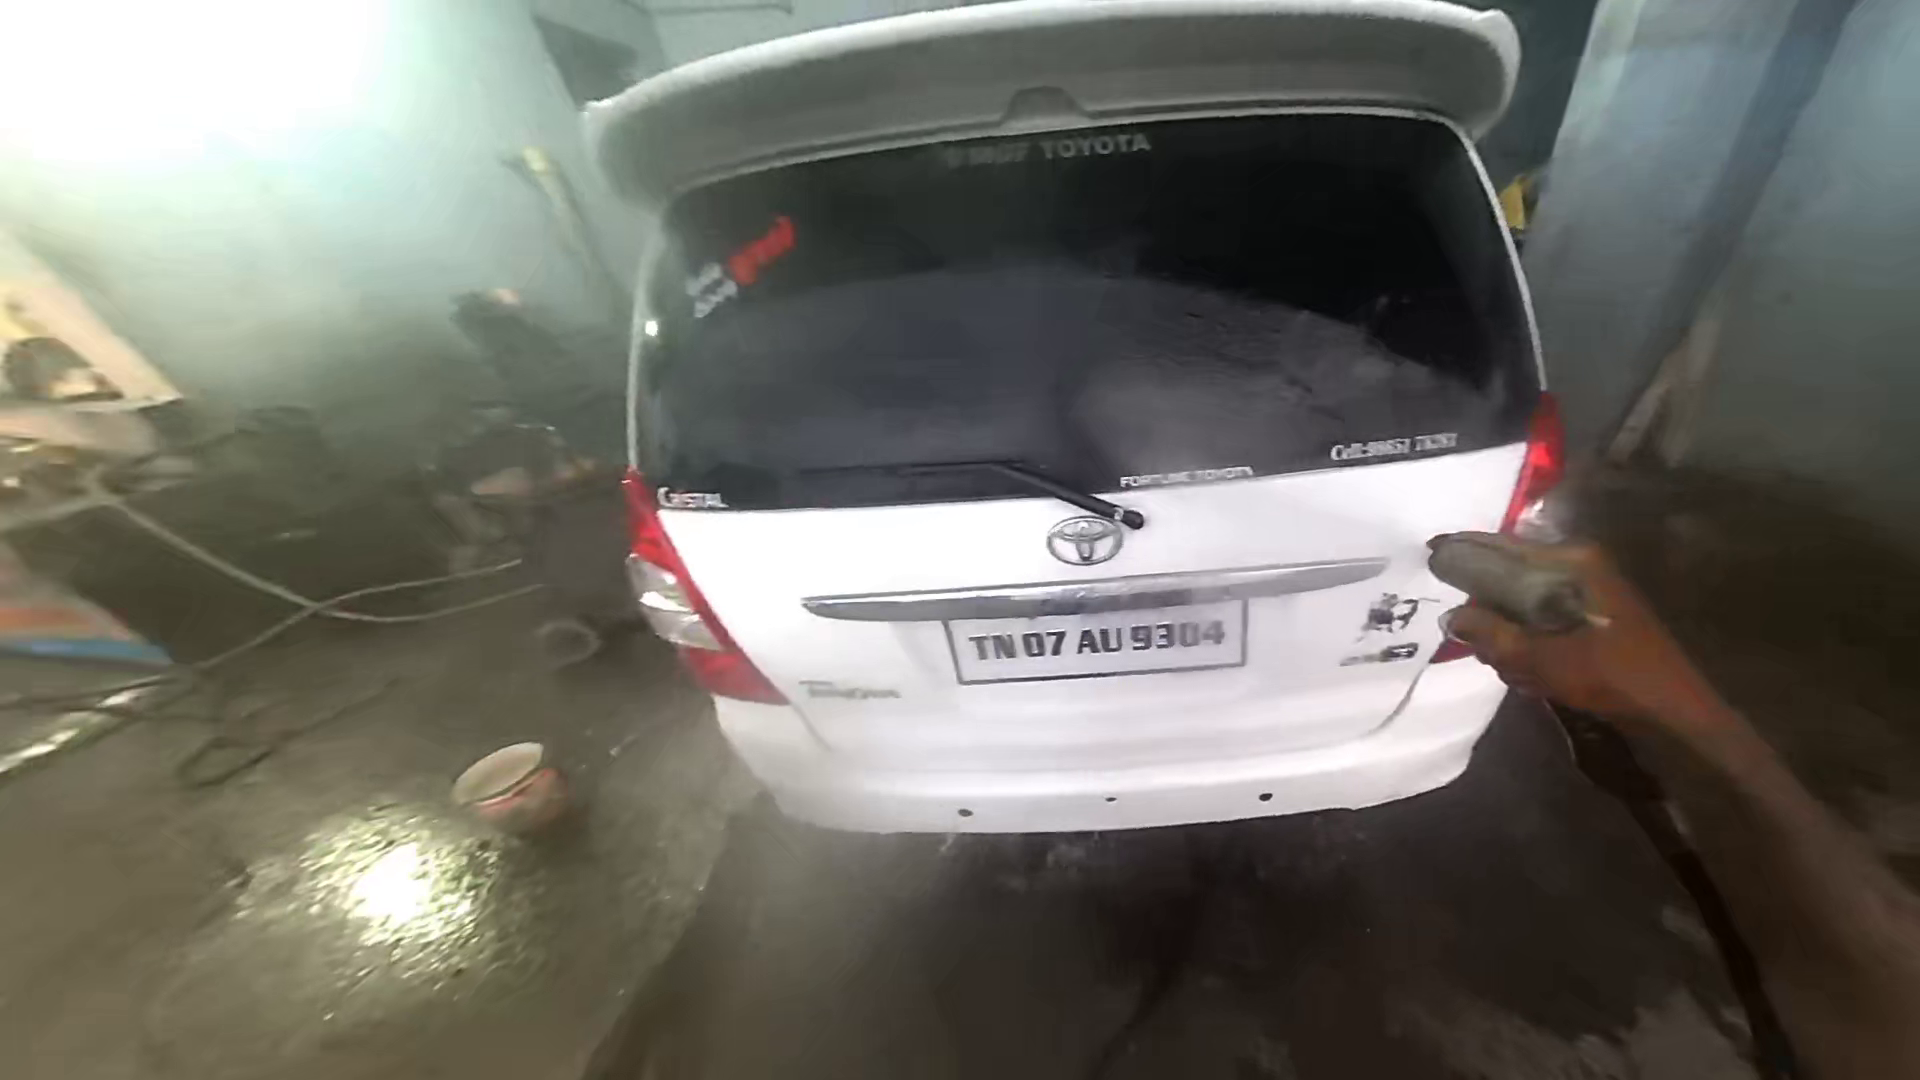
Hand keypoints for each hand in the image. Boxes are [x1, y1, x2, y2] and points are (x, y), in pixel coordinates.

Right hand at [1441, 538, 1720, 727]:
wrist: (1672, 713)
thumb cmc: (1605, 674)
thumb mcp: (1533, 655)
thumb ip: (1485, 631)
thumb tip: (1450, 616)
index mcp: (1570, 563)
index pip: (1499, 545)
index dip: (1460, 549)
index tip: (1429, 552)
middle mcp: (1578, 568)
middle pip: (1505, 576)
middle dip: (1485, 610)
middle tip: (1477, 641)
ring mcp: (1585, 591)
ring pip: (1517, 601)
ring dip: (1504, 633)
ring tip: (1508, 664)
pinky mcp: (1588, 614)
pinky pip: (1537, 617)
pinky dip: (1524, 640)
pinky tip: (1528, 670)